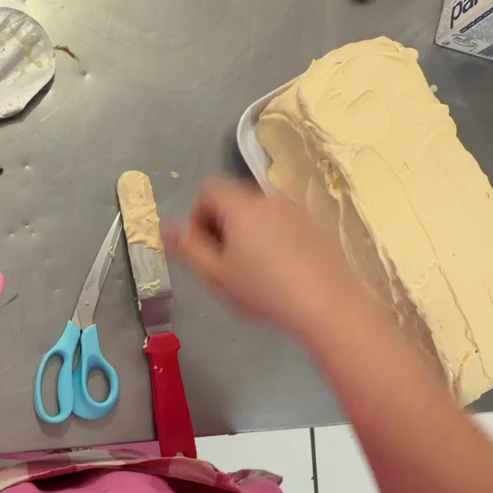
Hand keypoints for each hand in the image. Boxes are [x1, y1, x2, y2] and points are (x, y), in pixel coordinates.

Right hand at [165, 177, 369, 339]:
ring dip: (247, 232)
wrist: (327, 303)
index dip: (198, 216)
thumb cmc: (264, 290)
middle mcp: (269, 197)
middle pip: (234, 198)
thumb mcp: (215, 275)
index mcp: (241, 205)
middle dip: (222, 224)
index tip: (204, 248)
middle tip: (225, 263)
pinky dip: (272, 237)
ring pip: (259, 212)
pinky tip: (279, 270)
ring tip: (252, 269)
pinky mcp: (317, 223)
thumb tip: (165, 227)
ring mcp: (297, 208)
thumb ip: (187, 247)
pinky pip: (282, 221)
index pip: (208, 189)